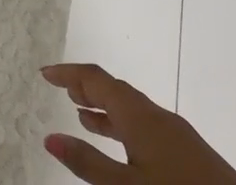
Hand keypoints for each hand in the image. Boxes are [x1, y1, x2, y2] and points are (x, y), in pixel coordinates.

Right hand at [40, 64, 235, 184]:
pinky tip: (122, 145)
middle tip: (60, 89)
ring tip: (81, 114)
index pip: (98, 80)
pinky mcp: (191, 155)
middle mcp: (159, 118)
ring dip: (105, 108)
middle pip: (116, 90)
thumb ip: (88, 163)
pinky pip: (147, 126)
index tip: (44, 74)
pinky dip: (124, 126)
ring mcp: (179, 136)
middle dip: (87, 87)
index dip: (70, 73)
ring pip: (133, 110)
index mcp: (141, 117)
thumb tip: (49, 137)